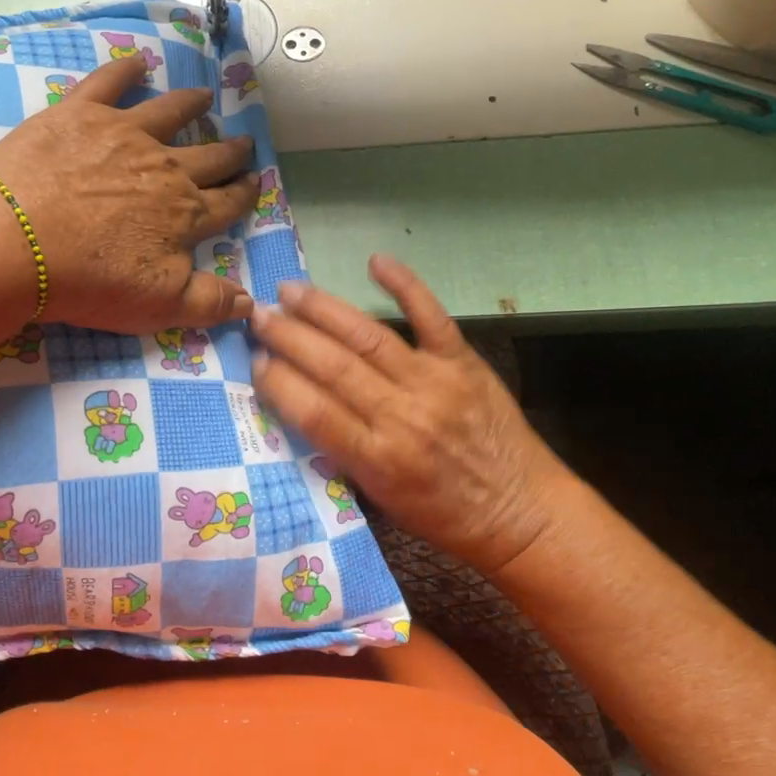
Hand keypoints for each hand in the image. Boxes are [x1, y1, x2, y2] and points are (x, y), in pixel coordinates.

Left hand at [0, 56, 257, 332]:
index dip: (243, 194)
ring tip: (204, 97)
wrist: (17, 240)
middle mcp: (164, 167)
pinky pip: (109, 83)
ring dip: (190, 104)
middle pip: (207, 157)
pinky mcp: (80, 113)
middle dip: (229, 152)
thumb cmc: (89, 280)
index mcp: (184, 214)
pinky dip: (126, 69)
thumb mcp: (157, 305)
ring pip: (168, 113)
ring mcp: (123, 134)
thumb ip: (207, 301)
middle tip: (244, 143)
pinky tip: (138, 61)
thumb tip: (250, 301)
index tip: (255, 183)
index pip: (226, 203)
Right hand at [251, 255, 575, 570]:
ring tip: (288, 290)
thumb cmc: (442, 515)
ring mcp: (435, 384)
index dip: (277, 382)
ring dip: (322, 310)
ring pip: (367, 337)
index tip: (254, 361)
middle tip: (257, 316)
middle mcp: (402, 418)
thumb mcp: (380, 500)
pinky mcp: (464, 363)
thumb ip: (341, 454)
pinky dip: (404, 285)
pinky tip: (375, 261)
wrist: (521, 514)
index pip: (312, 412)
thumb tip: (299, 406)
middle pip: (332, 366)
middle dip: (287, 336)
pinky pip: (430, 317)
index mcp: (377, 460)